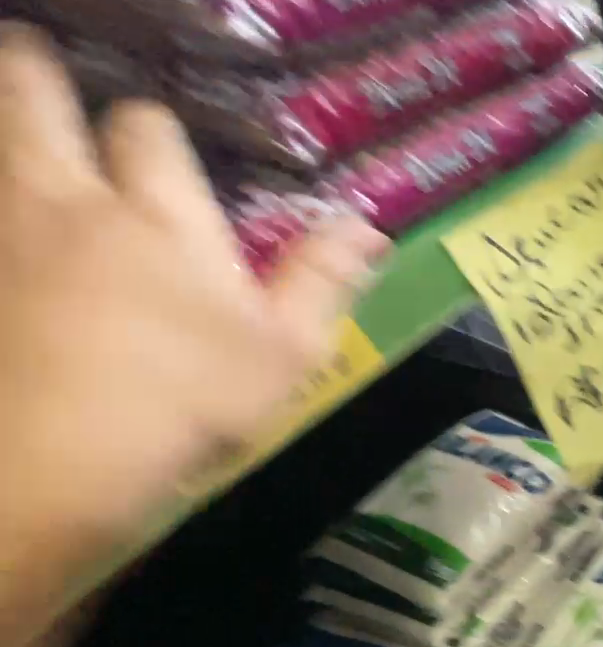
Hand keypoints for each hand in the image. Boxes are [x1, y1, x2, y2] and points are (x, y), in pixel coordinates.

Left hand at [0, 23, 386, 631]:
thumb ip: (324, 277)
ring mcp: (9, 237)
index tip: (155, 121)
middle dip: (35, 79)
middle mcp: (74, 207)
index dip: (153, 123)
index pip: (150, 137)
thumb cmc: (200, 392)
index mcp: (163, 220)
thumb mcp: (291, 344)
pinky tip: (10, 207)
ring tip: (15, 113)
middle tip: (26, 45)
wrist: (68, 446)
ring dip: (8, 126)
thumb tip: (367, 226)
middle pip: (38, 114)